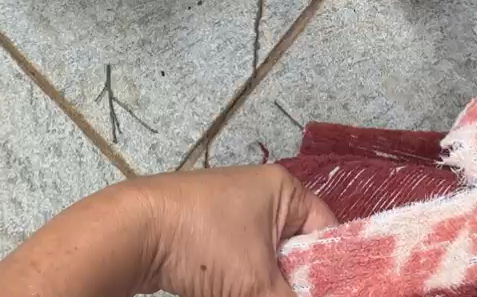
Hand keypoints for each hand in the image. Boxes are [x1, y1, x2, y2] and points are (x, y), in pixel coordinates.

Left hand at [134, 165, 338, 296]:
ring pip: (269, 265)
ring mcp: (235, 216)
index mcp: (284, 190)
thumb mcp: (256, 282)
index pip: (327, 231)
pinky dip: (248, 290)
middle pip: (298, 252)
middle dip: (297, 285)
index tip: (339, 295)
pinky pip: (244, 267)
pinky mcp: (211, 236)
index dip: (335, 269)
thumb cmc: (205, 241)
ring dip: (271, 291)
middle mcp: (264, 198)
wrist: (137, 232)